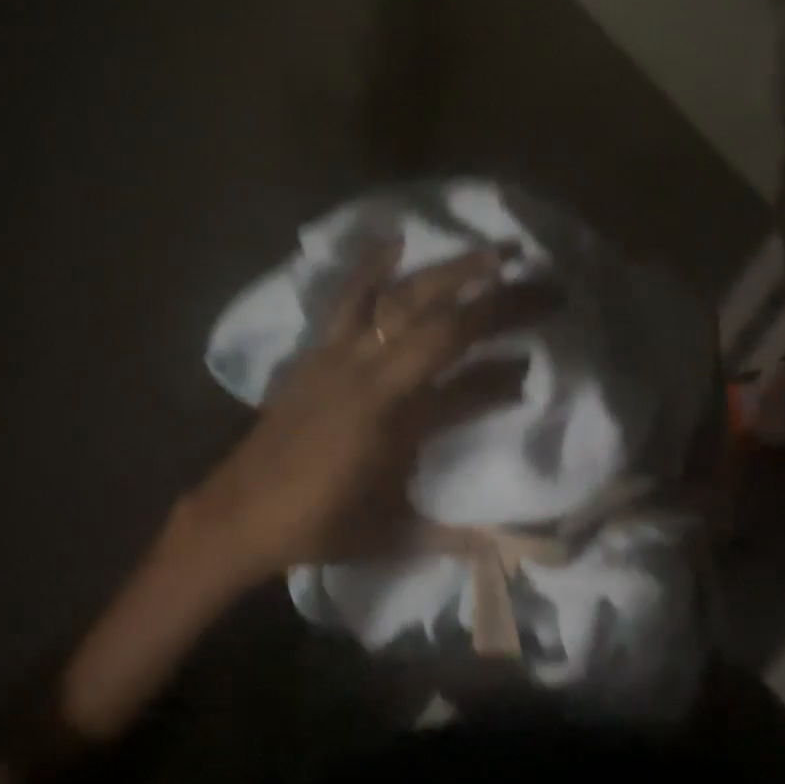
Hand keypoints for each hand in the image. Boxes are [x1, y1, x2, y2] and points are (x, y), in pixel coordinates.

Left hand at [187, 240, 559, 576]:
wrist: (237, 513)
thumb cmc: (319, 526)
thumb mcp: (394, 537)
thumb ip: (456, 538)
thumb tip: (510, 544)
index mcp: (396, 425)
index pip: (469, 388)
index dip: (509, 374)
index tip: (539, 362)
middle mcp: (372, 377)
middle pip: (446, 326)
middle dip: (502, 302)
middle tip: (547, 286)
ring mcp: (341, 356)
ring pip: (402, 298)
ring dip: (453, 270)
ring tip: (495, 250)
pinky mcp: (316, 350)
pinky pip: (348, 298)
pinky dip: (373, 266)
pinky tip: (397, 239)